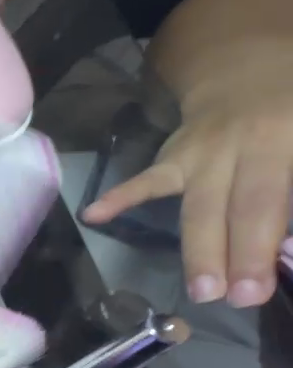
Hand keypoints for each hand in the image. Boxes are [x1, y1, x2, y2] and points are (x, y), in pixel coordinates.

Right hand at [83, 78, 292, 308]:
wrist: (251, 69)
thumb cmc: (292, 106)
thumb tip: (288, 237)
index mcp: (292, 139)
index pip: (276, 199)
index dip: (267, 242)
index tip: (260, 286)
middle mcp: (252, 145)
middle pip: (245, 206)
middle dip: (240, 253)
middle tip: (238, 298)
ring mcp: (206, 153)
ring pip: (203, 206)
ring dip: (200, 249)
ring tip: (199, 290)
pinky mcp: (173, 158)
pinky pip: (147, 181)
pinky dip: (121, 198)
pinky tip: (95, 215)